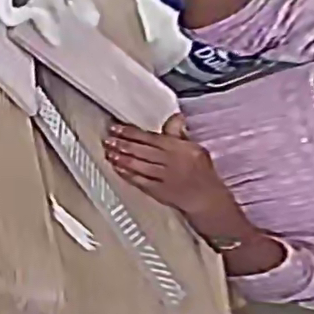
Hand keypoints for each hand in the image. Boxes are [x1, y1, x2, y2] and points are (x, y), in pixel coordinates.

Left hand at [105, 115, 238, 221]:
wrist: (206, 197)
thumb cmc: (198, 170)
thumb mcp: (193, 149)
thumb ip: (177, 134)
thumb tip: (174, 116)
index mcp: (182, 148)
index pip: (152, 138)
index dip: (131, 133)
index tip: (115, 128)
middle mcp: (173, 161)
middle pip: (141, 151)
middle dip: (121, 145)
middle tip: (107, 140)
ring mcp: (164, 176)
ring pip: (137, 165)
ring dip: (120, 158)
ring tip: (108, 152)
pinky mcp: (156, 190)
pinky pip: (137, 179)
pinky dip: (125, 173)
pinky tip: (115, 167)